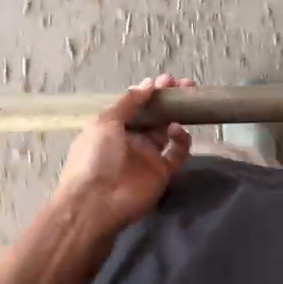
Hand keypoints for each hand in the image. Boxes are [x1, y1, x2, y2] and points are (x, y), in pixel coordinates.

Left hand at [52, 74, 193, 233]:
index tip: (166, 80)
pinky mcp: (163, 172)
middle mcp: (133, 140)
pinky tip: (176, 130)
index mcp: (115, 127)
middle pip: (156, 115)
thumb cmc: (95, 157)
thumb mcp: (105, 122)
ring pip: (169, 130)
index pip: (138, 105)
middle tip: (184, 85)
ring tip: (187, 102)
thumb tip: (148, 84)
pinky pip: (178, 152)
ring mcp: (149, 156)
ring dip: (178, 114)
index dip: (151, 92)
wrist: (97, 203)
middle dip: (170, 99)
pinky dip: (181, 139)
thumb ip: (128, 102)